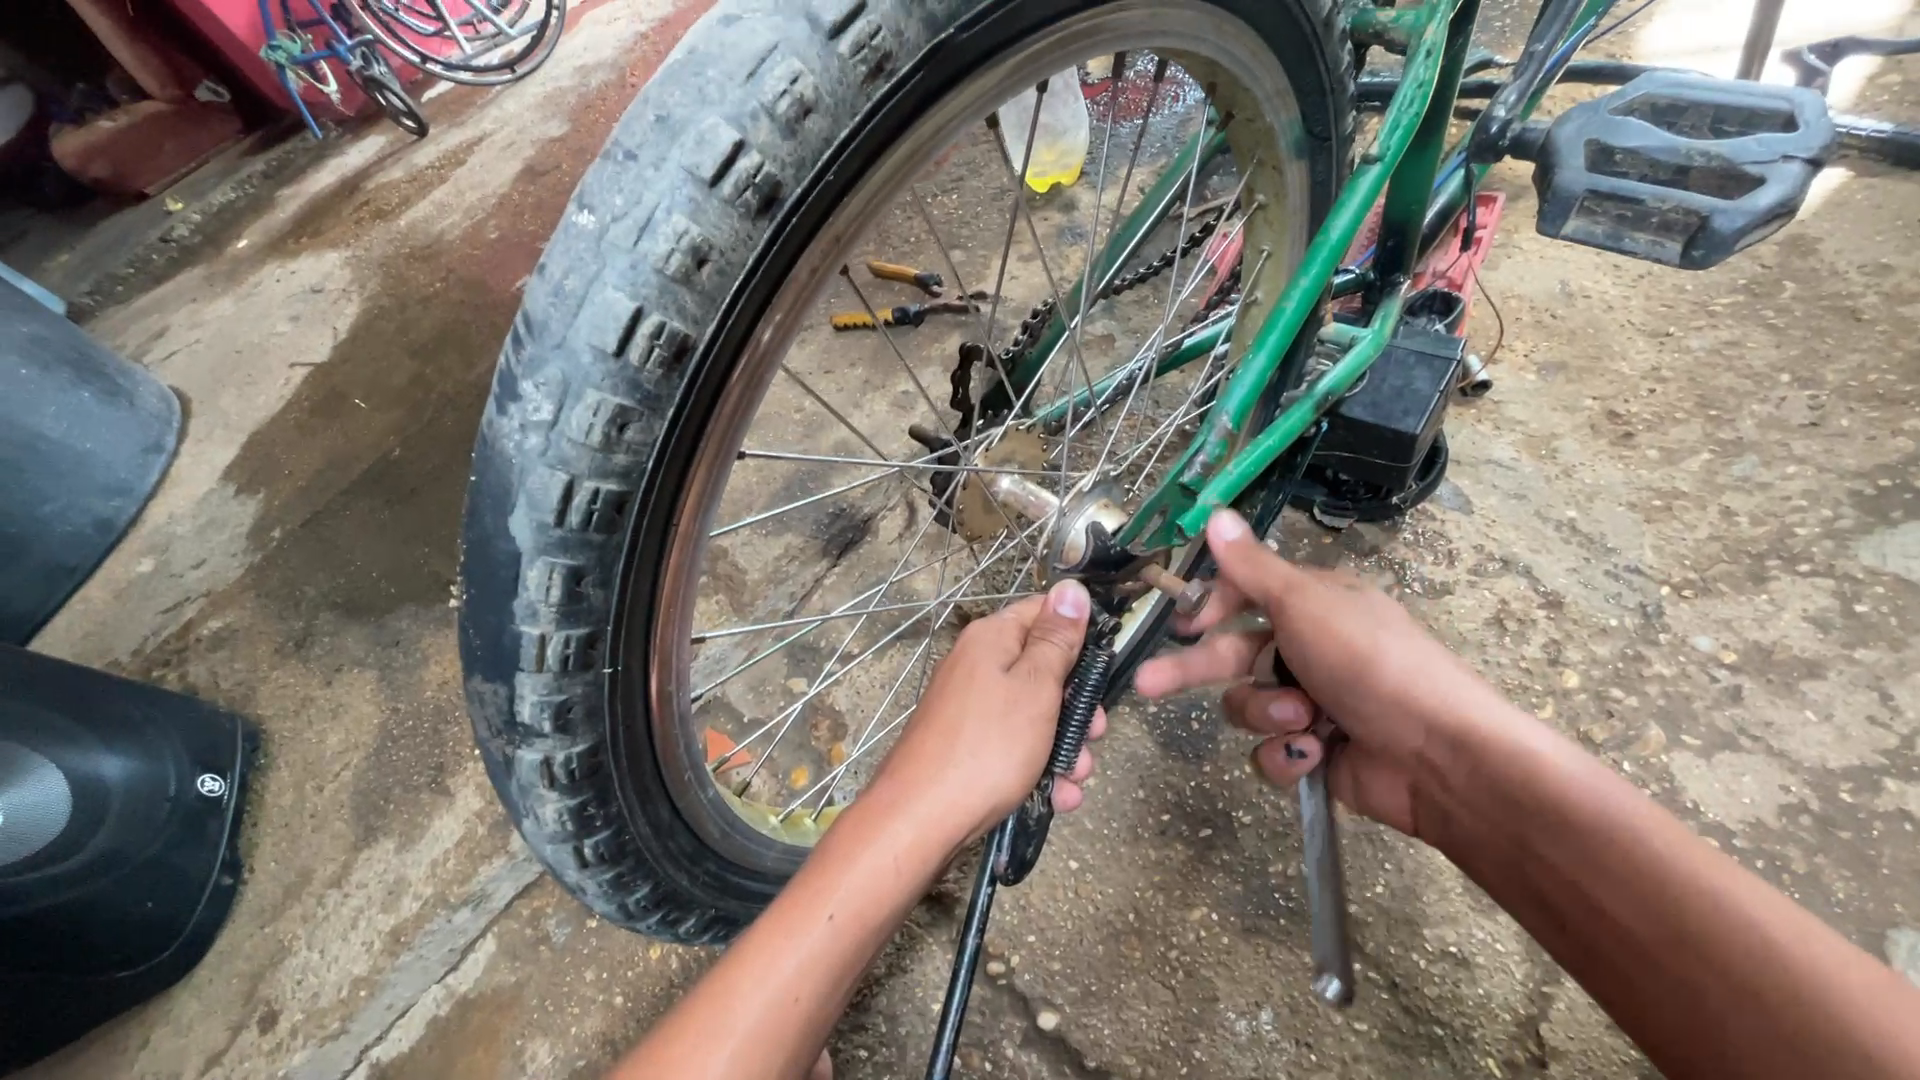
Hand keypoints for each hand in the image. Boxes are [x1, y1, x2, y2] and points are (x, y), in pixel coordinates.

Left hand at [870, 580, 1103, 844]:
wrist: (921, 819)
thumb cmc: (987, 747)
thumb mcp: (1035, 687)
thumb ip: (1056, 640)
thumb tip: (1071, 586)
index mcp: (992, 639)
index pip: (1045, 613)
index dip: (1080, 635)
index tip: (1107, 666)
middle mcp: (979, 665)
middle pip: (1045, 669)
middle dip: (1078, 705)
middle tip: (1094, 733)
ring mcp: (973, 708)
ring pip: (1036, 715)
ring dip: (1065, 746)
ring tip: (1075, 778)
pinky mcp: (971, 746)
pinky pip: (1016, 746)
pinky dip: (1040, 769)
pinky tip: (1058, 796)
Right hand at [1134, 510, 1516, 838]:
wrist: (1439, 755)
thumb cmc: (1370, 663)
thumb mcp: (1305, 604)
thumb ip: (1252, 568)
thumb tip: (1215, 513)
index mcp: (1312, 606)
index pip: (1244, 597)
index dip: (1210, 609)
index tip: (1182, 624)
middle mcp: (1308, 650)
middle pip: (1231, 656)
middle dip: (1195, 671)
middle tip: (1149, 685)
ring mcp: (1312, 703)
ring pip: (1247, 706)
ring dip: (1267, 713)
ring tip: (1304, 719)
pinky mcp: (1315, 751)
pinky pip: (1271, 751)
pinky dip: (1288, 754)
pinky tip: (1314, 753)